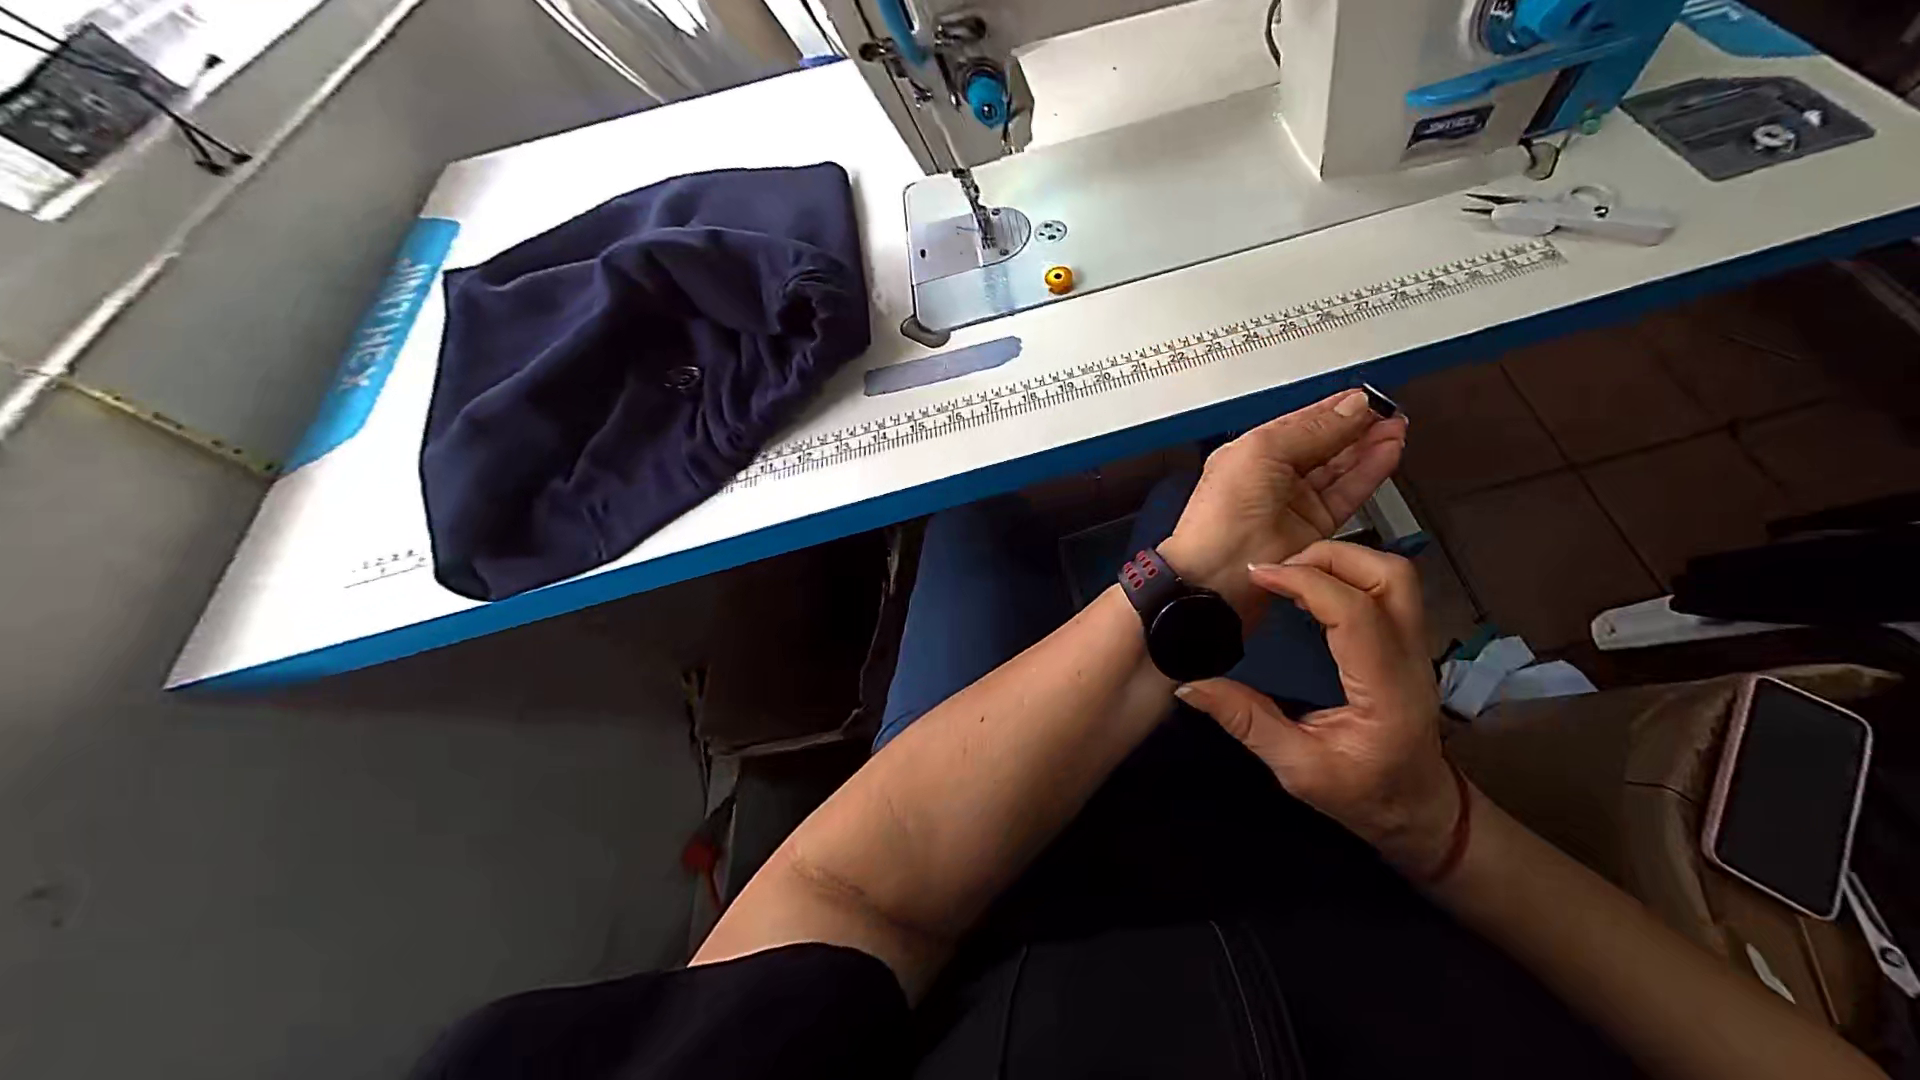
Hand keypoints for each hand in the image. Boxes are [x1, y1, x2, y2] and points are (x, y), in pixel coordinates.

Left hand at [1158, 389, 1406, 620]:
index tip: (1365, 397)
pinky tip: (1388, 451)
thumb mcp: (1262, 453)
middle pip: (1323, 444)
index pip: (1299, 423)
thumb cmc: (1222, 516)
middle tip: (1387, 410)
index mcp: (1250, 454)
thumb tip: (1350, 408)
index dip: (1332, 410)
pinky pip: (1348, 493)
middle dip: (1355, 426)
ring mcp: (1294, 503)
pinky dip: (1370, 471)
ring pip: (1340, 467)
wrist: (1220, 574)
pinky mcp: (1314, 527)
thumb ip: (1311, 429)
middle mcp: (1272, 477)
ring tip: (1395, 426)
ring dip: (1368, 445)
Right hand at [1174, 541, 1458, 876]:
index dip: (1304, 582)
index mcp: (1385, 688)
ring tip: (1289, 574)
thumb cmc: (1363, 794)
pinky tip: (1307, 590)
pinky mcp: (1405, 643)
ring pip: (1394, 575)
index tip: (1257, 576)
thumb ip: (1246, 722)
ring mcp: (1414, 646)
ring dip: (1340, 561)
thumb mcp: (1298, 769)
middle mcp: (1409, 657)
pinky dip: (1344, 575)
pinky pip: (1384, 589)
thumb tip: (1189, 686)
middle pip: (1390, 575)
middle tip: (1278, 569)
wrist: (1419, 809)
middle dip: (1329, 556)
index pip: (1356, 611)